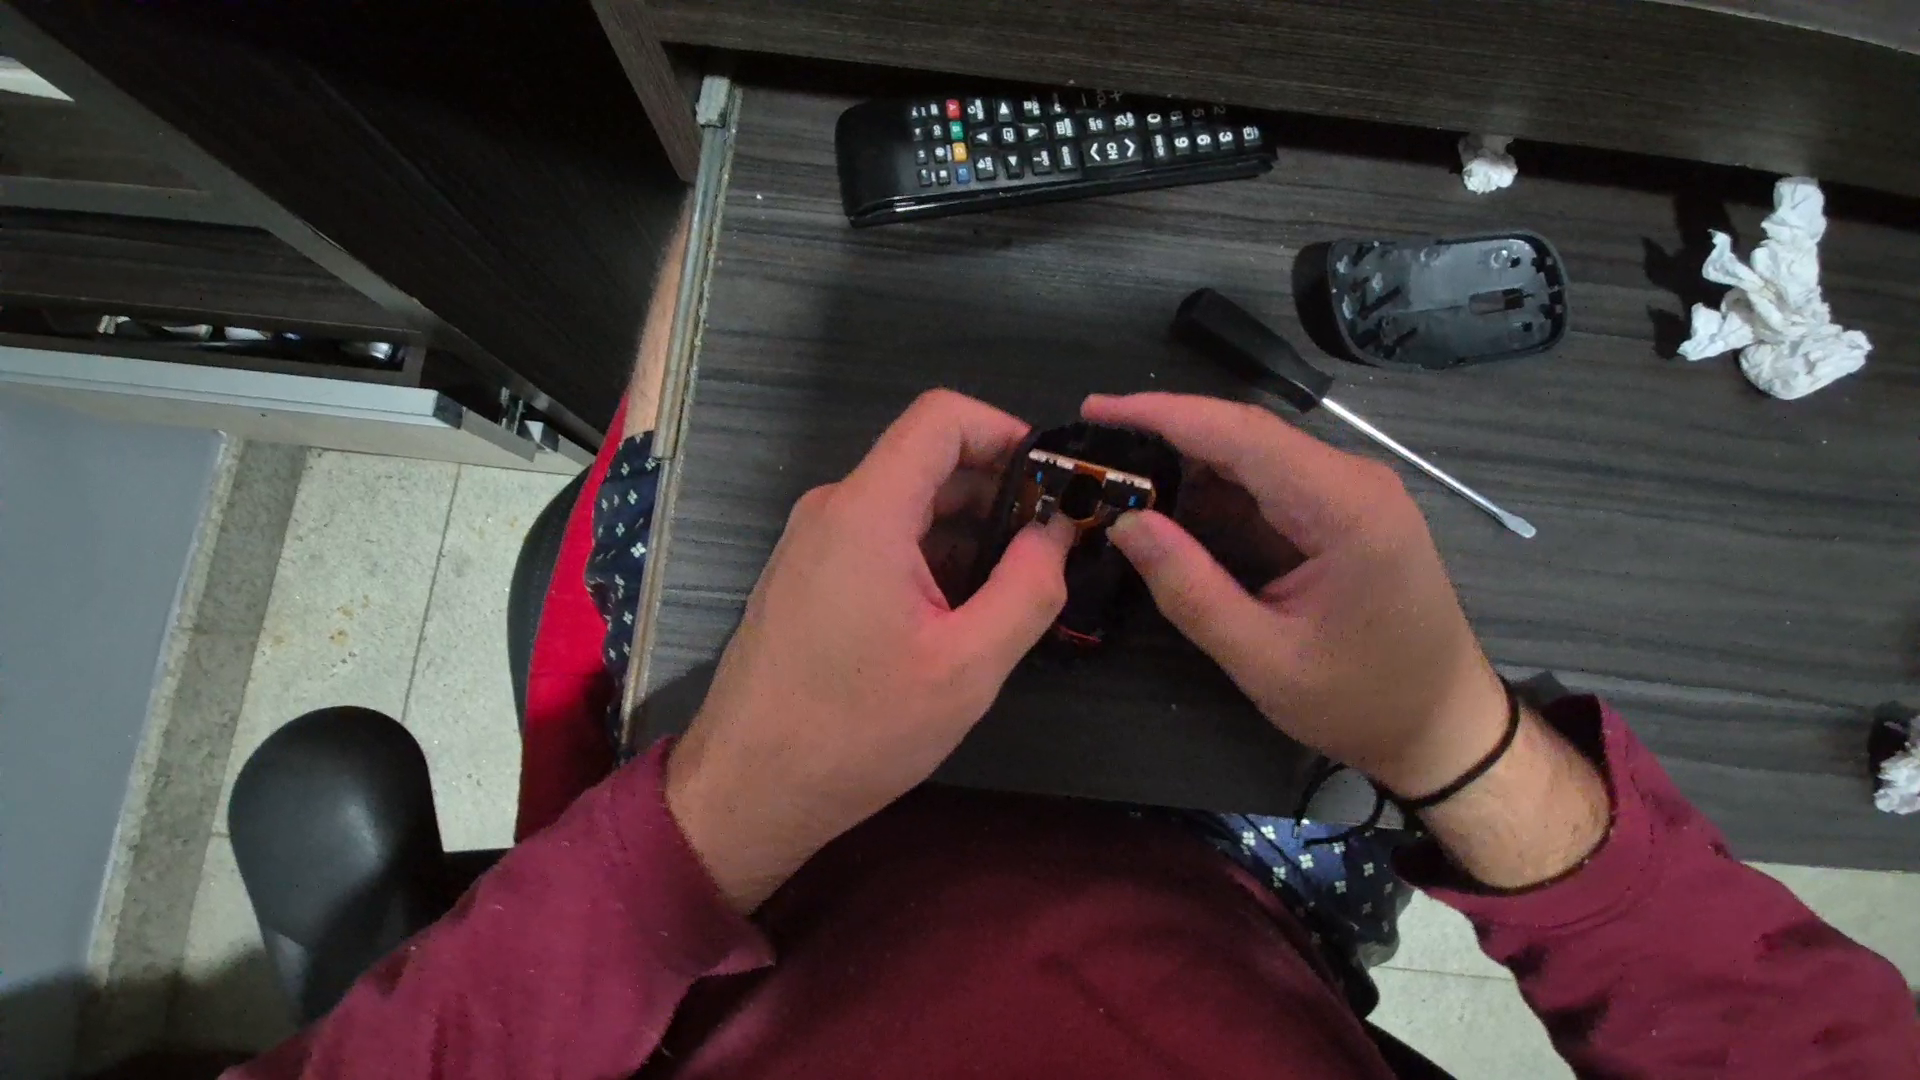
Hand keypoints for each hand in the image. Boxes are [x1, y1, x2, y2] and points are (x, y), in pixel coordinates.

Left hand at [666, 390, 1073, 910]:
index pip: (941, 417)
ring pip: (905, 504)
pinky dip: (930, 555)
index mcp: (868, 511)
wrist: (748, 788)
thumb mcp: (967, 665)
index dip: (1005, 430)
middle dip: (997, 488)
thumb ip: (1027, 588)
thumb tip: (1057, 532)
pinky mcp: (808, 576)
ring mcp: (813, 542)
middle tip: (1052, 538)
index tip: (1054, 478)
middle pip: (927, 460)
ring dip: (966, 528)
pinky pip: (880, 539)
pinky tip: (962, 607)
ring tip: (1017, 579)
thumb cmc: (859, 730)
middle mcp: (833, 509)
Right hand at [1080, 392, 1508, 798]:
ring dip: (1183, 459)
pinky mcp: (1339, 509)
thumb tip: (1125, 523)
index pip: (1239, 434)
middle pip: (1242, 432)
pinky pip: (1265, 480)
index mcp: (1344, 508)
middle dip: (1162, 431)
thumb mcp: (1262, 659)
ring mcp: (1349, 491)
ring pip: (1250, 452)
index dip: (1161, 414)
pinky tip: (1167, 501)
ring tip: (1116, 474)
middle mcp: (1352, 480)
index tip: (1096, 409)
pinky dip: (1210, 486)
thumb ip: (1190, 590)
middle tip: (1091, 446)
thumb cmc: (1360, 701)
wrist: (1443, 724)